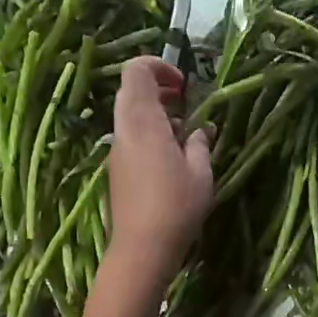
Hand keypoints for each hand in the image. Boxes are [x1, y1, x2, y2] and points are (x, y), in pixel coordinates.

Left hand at [108, 56, 211, 277]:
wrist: (141, 249)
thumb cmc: (175, 207)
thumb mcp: (201, 172)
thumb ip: (200, 143)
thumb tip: (201, 130)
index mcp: (142, 121)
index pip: (136, 71)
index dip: (159, 67)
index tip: (183, 86)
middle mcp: (123, 131)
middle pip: (131, 91)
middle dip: (158, 90)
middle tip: (184, 105)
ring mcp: (116, 152)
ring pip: (129, 117)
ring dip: (154, 115)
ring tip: (182, 136)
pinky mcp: (116, 172)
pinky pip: (129, 140)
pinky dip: (148, 136)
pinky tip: (170, 160)